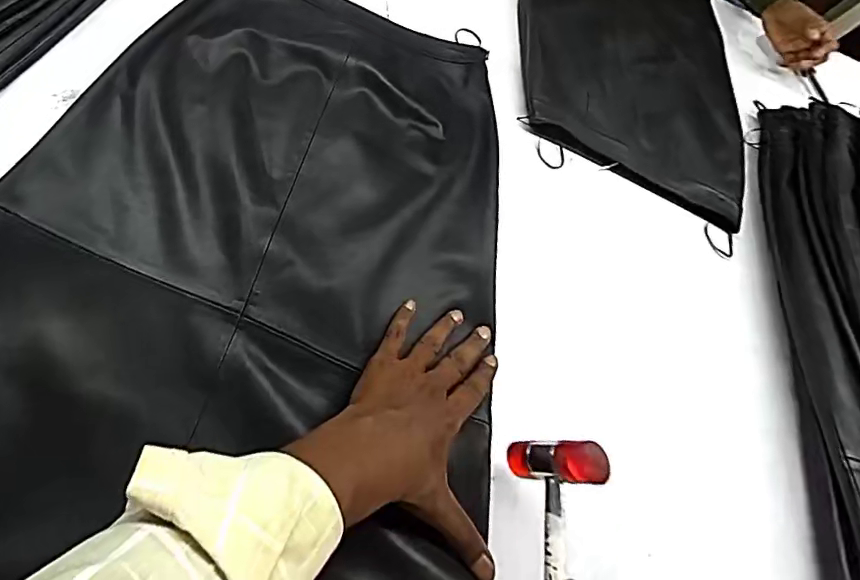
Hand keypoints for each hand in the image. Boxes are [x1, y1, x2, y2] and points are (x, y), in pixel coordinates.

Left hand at [285, 301, 496, 579]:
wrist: (366, 453)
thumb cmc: (397, 471)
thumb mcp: (437, 505)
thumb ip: (464, 535)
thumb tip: (483, 567)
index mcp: (446, 417)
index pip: (472, 392)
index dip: (485, 375)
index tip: (493, 361)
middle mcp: (430, 389)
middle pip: (457, 363)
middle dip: (472, 346)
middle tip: (483, 330)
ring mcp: (406, 372)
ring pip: (431, 345)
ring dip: (444, 329)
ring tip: (454, 314)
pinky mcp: (382, 364)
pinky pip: (395, 336)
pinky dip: (401, 319)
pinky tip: (407, 306)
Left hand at [762, 0, 837, 71]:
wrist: (775, 10)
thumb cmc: (794, 10)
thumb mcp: (806, 16)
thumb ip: (812, 26)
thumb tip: (816, 35)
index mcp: (823, 34)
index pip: (830, 45)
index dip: (826, 50)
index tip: (818, 51)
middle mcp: (814, 43)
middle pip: (820, 57)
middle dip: (815, 60)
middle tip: (808, 58)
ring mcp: (801, 48)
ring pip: (807, 61)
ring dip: (803, 64)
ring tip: (798, 62)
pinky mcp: (788, 52)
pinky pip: (792, 62)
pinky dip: (791, 64)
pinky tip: (788, 63)